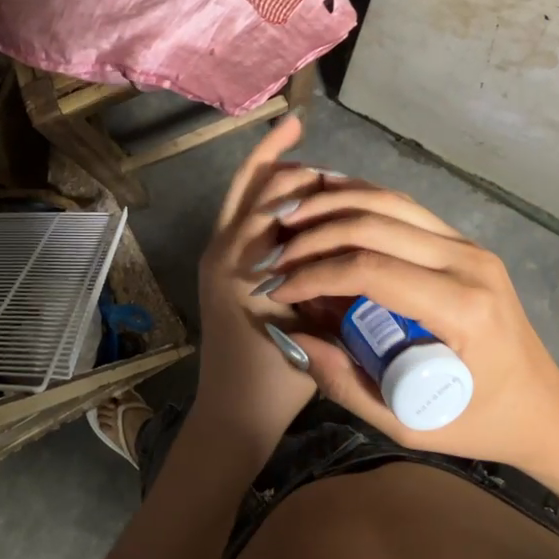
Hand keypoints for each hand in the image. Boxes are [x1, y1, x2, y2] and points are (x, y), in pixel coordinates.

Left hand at [188, 112, 328, 454]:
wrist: (232, 414)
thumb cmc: (278, 381)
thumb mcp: (311, 324)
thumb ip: (321, 272)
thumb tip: (343, 223)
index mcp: (243, 262)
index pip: (273, 196)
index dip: (307, 177)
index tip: (338, 170)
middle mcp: (222, 249)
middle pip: (251, 183)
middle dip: (284, 161)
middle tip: (318, 145)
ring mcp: (215, 256)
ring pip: (242, 195)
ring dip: (271, 172)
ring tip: (302, 149)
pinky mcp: (217, 266)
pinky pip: (241, 216)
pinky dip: (264, 197)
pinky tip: (296, 198)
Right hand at [264, 186, 558, 470]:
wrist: (544, 408)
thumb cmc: (480, 423)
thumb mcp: (409, 425)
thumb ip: (345, 382)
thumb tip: (290, 334)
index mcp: (462, 310)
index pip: (370, 270)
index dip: (314, 273)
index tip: (277, 288)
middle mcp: (468, 264)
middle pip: (374, 225)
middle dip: (313, 235)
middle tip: (273, 254)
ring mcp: (469, 245)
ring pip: (388, 201)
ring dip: (331, 204)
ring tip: (287, 216)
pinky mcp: (464, 241)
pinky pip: (404, 207)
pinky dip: (359, 197)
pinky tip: (325, 197)